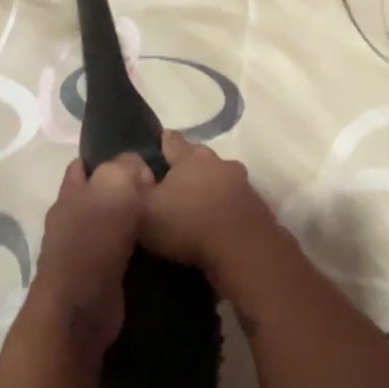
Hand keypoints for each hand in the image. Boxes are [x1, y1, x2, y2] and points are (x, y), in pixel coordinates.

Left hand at [32, 155, 153, 354]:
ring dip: (133, 220)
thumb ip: (127, 166)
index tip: (139, 157)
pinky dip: (137, 247)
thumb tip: (140, 172)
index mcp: (70, 193)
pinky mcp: (97, 278)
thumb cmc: (94, 238)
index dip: (106, 157)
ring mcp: (82, 251)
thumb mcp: (114, 184)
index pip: (83, 165)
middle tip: (160, 186)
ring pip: (112, 224)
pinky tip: (159, 244)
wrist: (82, 306)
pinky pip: (120, 252)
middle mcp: (71, 219)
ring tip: (165, 214)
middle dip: (125, 189)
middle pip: (99, 195)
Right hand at [139, 130, 277, 277]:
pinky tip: (217, 217)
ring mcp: (241, 180)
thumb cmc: (187, 224)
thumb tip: (132, 168)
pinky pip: (234, 197)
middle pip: (199, 157)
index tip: (158, 141)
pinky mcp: (255, 202)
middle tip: (174, 179)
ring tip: (196, 201)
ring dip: (209, 184)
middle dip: (188, 165)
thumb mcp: (145, 209)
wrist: (241, 247)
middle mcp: (218, 161)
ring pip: (219, 176)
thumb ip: (134, 186)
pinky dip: (224, 203)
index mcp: (190, 157)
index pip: (173, 140)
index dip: (163, 141)